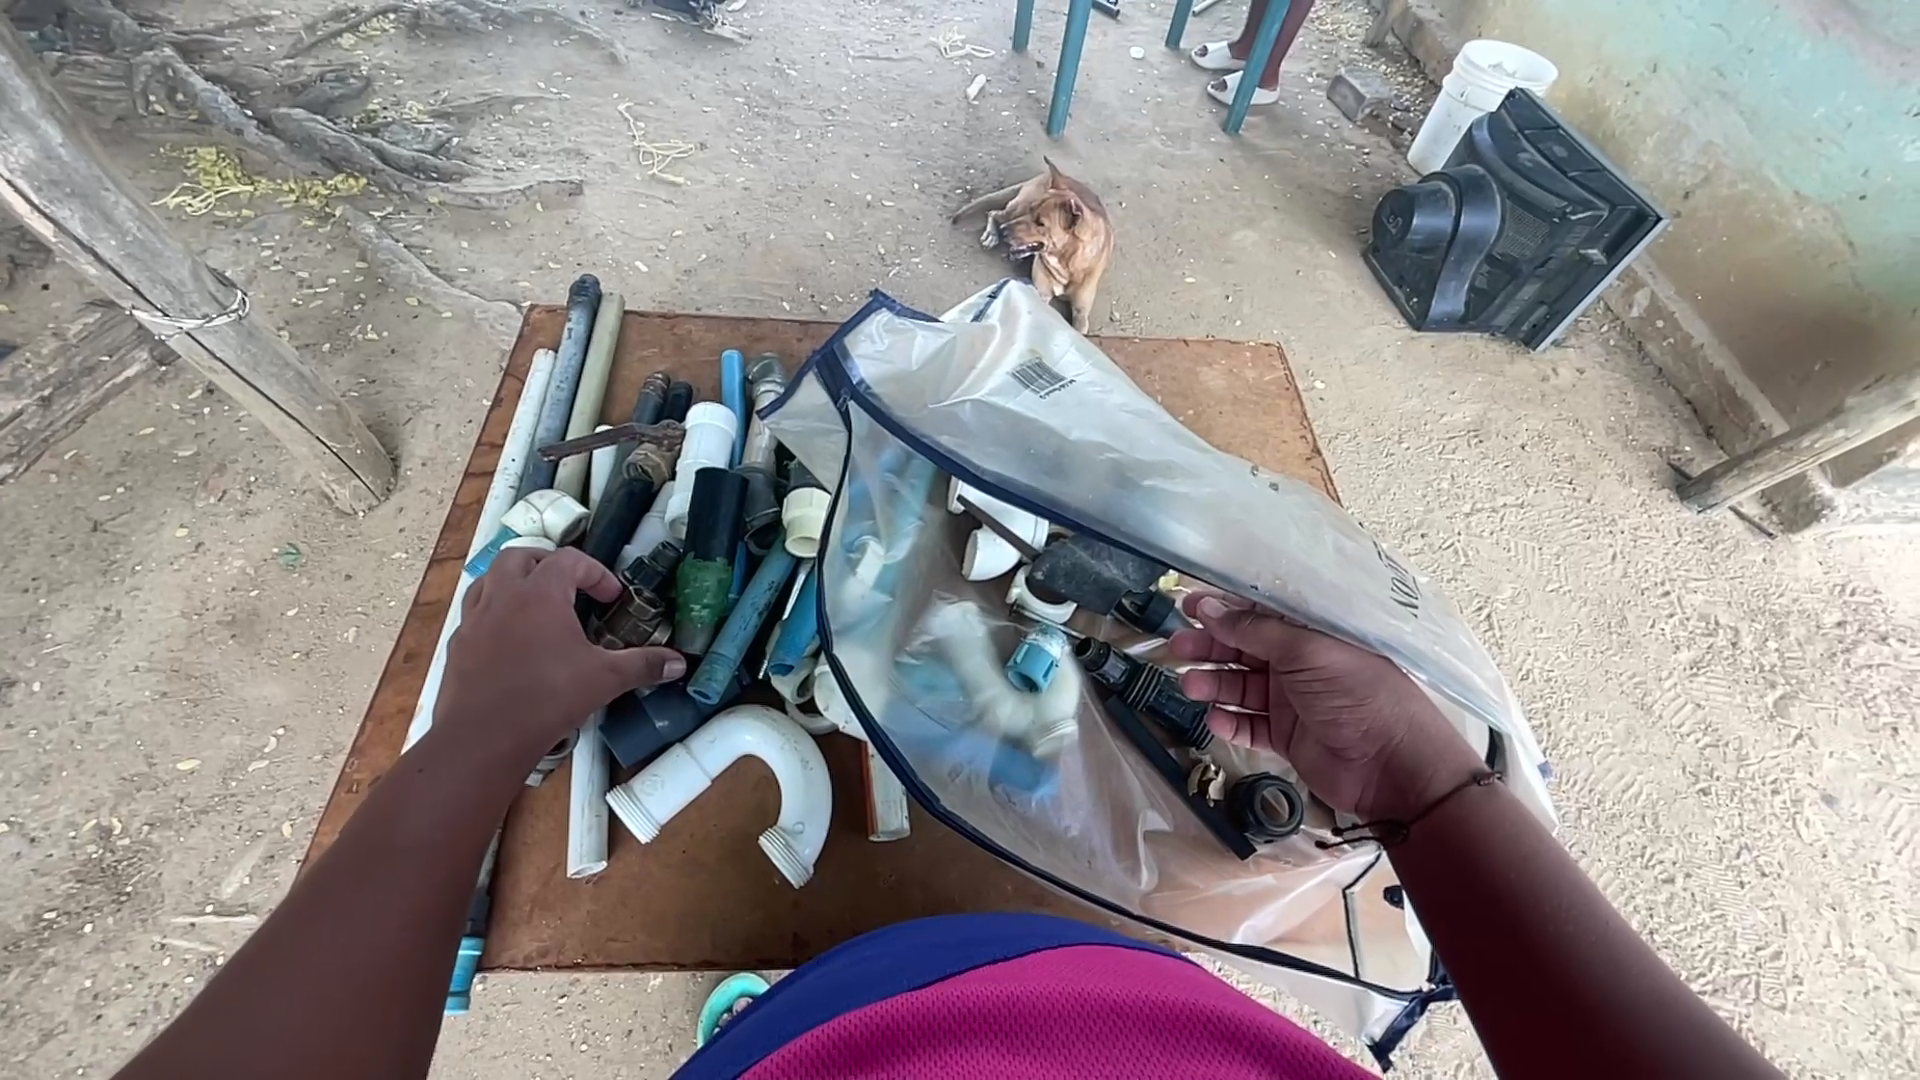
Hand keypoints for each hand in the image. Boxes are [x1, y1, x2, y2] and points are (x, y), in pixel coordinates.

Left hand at [432, 547, 684, 769]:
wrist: (482, 739)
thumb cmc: (547, 699)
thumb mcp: (606, 678)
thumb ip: (643, 664)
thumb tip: (678, 663)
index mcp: (540, 594)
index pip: (569, 560)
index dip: (596, 573)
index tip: (611, 597)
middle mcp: (502, 597)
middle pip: (521, 557)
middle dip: (549, 565)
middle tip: (572, 588)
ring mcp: (474, 621)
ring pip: (490, 580)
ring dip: (516, 584)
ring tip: (540, 607)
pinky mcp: (458, 647)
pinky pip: (476, 614)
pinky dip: (497, 615)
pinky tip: (515, 642)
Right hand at [1170, 593, 1482, 821]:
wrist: (1396, 769)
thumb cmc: (1359, 696)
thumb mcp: (1307, 651)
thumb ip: (1253, 630)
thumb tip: (1207, 607)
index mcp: (1311, 634)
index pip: (1259, 613)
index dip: (1224, 608)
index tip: (1188, 606)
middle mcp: (1299, 663)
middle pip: (1243, 648)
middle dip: (1209, 646)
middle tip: (1177, 647)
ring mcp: (1291, 701)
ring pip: (1240, 686)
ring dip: (1213, 684)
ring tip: (1189, 685)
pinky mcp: (1286, 736)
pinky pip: (1248, 725)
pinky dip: (1230, 722)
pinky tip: (1215, 720)